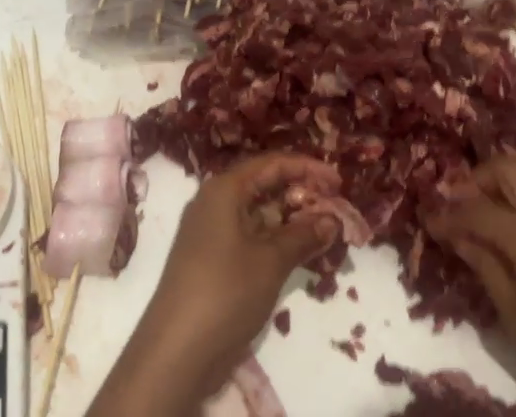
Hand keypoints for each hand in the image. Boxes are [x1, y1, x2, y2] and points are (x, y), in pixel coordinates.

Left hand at [88, 154, 339, 416]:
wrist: (176, 352)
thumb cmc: (225, 292)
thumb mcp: (271, 261)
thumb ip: (303, 235)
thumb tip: (331, 219)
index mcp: (224, 190)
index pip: (271, 164)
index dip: (307, 168)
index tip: (339, 180)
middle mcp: (215, 204)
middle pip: (264, 187)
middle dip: (301, 195)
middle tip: (337, 209)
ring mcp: (212, 234)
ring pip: (260, 215)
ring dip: (292, 221)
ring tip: (327, 232)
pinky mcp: (213, 261)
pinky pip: (251, 239)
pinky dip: (277, 242)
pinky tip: (303, 254)